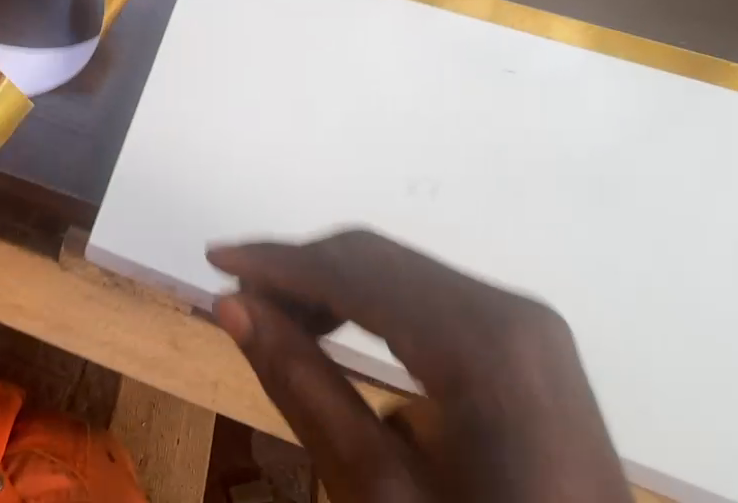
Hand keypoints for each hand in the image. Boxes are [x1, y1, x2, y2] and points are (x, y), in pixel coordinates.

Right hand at [209, 231, 632, 502]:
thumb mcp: (382, 492)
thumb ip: (302, 386)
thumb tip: (231, 305)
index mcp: (480, 344)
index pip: (353, 272)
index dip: (276, 262)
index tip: (212, 258)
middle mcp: (508, 312)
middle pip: (375, 259)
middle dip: (298, 271)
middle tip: (237, 302)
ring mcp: (524, 324)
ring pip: (397, 271)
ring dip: (329, 285)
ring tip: (276, 321)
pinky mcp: (525, 343)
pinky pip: (428, 297)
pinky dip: (369, 303)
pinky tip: (335, 330)